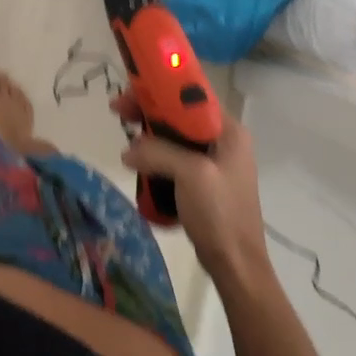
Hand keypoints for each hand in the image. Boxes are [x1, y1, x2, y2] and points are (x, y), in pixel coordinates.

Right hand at [112, 93, 269, 278]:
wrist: (236, 265)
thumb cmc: (220, 213)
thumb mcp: (190, 174)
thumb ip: (157, 151)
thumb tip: (128, 151)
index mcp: (229, 130)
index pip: (190, 95)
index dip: (157, 90)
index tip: (128, 95)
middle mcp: (224, 140)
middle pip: (179, 114)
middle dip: (148, 113)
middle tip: (119, 115)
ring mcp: (214, 161)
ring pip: (174, 136)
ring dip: (149, 137)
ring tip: (127, 145)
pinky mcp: (203, 181)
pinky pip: (174, 158)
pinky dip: (155, 157)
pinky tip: (139, 165)